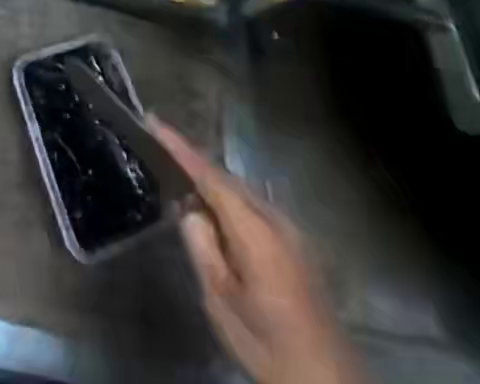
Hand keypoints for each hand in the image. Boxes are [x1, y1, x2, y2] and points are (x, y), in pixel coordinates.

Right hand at [150, 119, 362, 383]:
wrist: (325, 383)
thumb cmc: (265, 342)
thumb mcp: (219, 297)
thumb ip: (200, 245)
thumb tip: (189, 208)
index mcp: (256, 230)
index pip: (210, 176)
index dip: (180, 148)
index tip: (154, 121)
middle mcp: (278, 221)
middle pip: (228, 180)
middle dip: (194, 163)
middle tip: (158, 147)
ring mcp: (293, 234)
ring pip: (243, 194)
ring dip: (212, 184)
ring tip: (178, 177)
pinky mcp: (298, 249)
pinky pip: (255, 210)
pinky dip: (229, 203)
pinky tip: (213, 214)